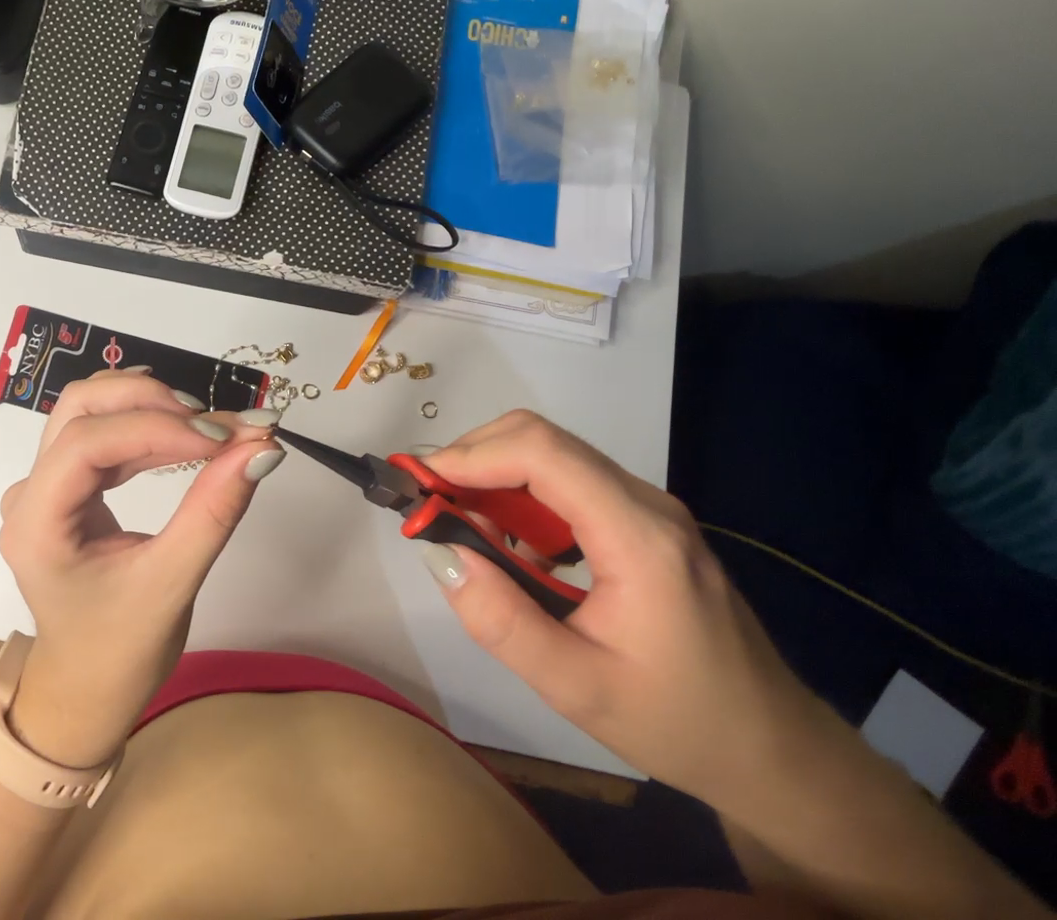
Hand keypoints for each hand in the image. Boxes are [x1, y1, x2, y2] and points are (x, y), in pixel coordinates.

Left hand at [0, 369, 283, 767]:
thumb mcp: (173, 583)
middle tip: (220, 426)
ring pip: (91, 414)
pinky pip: (103, 439)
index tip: (224, 438)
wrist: (88, 687)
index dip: (156, 428)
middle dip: (152, 405)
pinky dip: (149, 431)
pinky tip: (191, 438)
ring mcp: (42, 488)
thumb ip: (213, 512)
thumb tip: (262, 449)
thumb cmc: (122, 651)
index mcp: (35, 525)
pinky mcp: (66, 489)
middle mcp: (28, 495)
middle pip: (80, 410)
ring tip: (216, 430)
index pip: (86, 444)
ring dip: (153, 411)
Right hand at [419, 411, 826, 801]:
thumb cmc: (675, 721)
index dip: (470, 457)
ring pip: (553, 456)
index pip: (543, 454)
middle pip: (544, 439)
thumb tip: (440, 554)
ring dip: (492, 477)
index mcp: (638, 539)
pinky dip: (518, 497)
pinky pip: (568, 485)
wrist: (771, 749)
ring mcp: (650, 512)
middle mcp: (648, 506)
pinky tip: (506, 549)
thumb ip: (500, 620)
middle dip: (472, 459)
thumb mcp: (573, 686)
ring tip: (456, 529)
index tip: (417, 488)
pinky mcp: (644, 525)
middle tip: (428, 508)